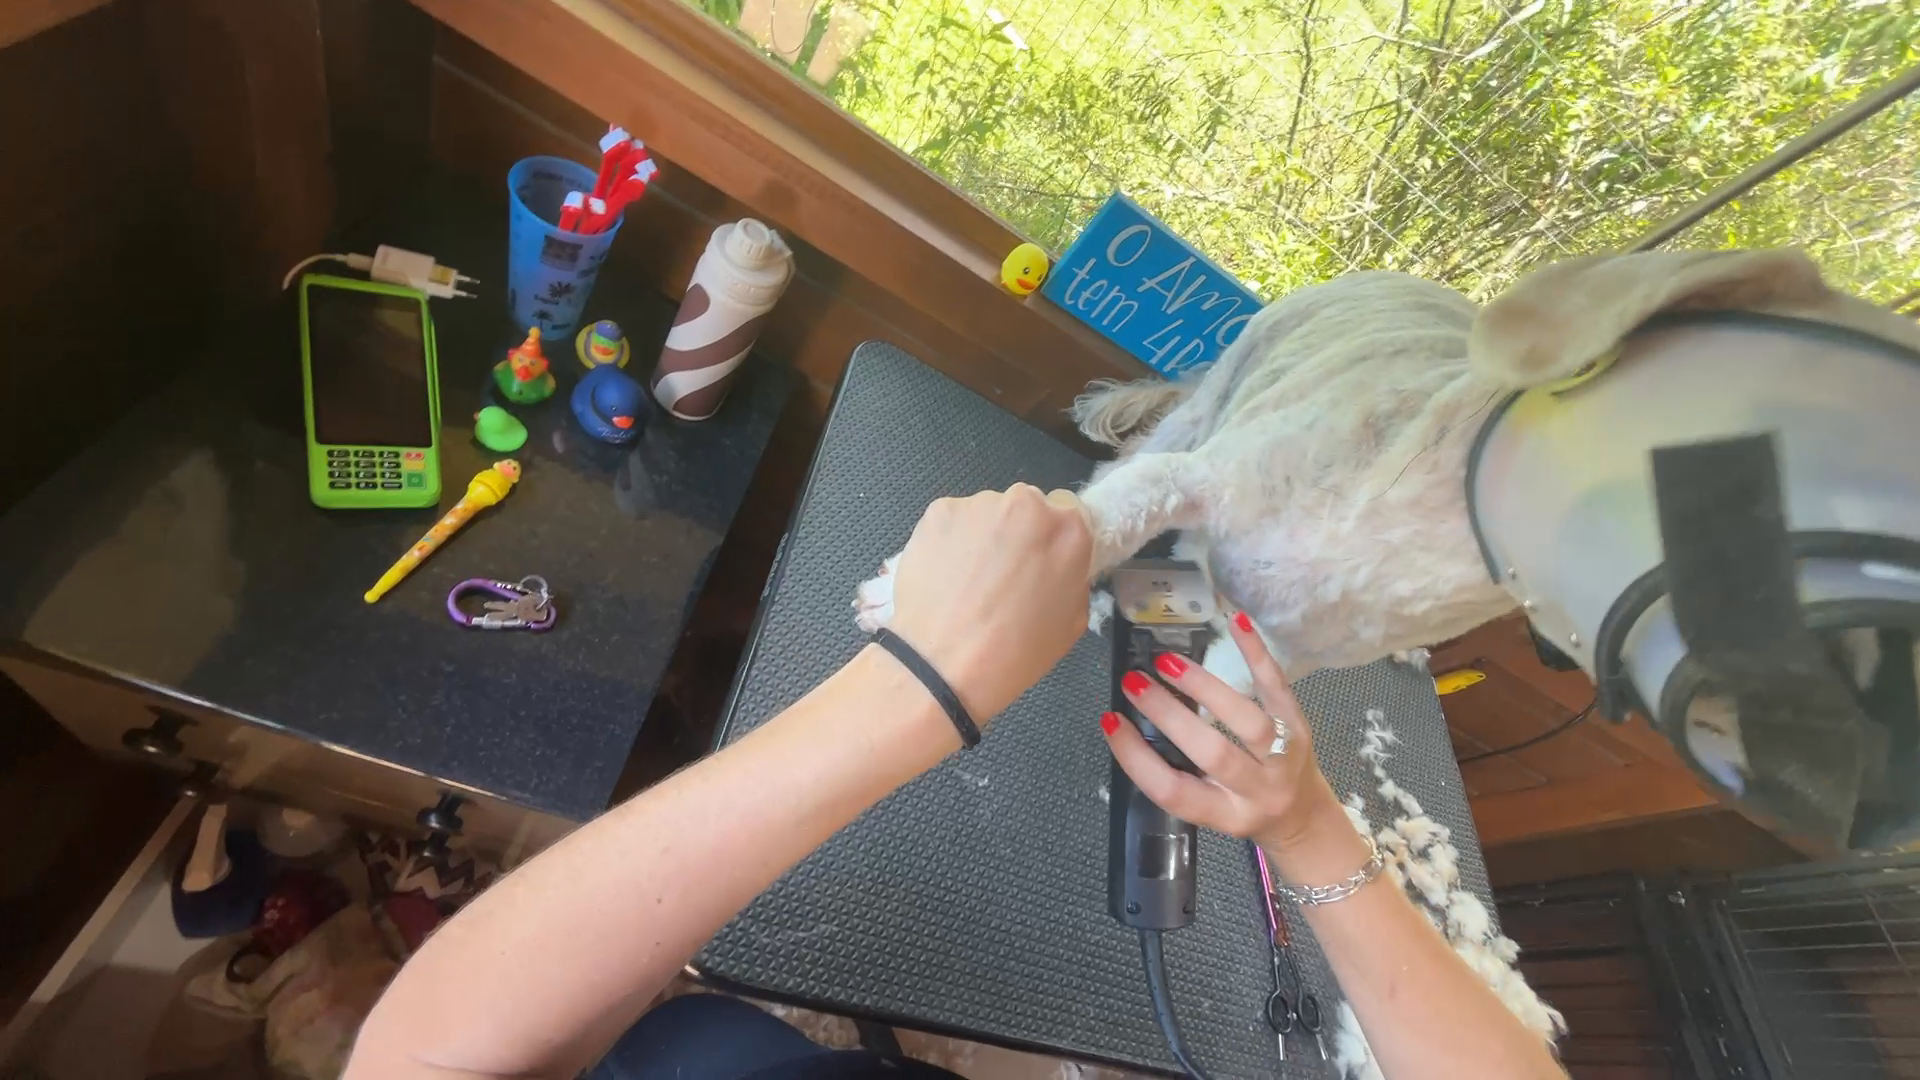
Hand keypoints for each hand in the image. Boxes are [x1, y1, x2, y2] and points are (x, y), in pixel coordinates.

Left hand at [887, 484, 1092, 723]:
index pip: (1070, 513)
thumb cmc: (1013, 652)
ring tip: (969, 581)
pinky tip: (946, 575)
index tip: (1041, 559)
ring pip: (987, 513)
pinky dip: (950, 541)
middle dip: (1018, 534)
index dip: (1053, 539)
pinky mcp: (940, 512)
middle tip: (1003, 575)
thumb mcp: (1072, 622)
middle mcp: (1027, 505)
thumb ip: (1073, 577)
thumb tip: (1060, 565)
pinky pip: (952, 521)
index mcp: (1069, 530)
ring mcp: (980, 505)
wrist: (944, 666)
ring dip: (983, 536)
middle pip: (1026, 508)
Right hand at [1101, 612, 1348, 854]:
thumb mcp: (1208, 806)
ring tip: (1167, 662)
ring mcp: (1285, 756)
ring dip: (1204, 687)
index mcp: (1226, 815)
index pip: (1175, 791)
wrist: (1304, 817)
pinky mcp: (1300, 725)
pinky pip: (1277, 687)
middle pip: (1213, 754)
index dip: (1137, 758)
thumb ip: (1175, 774)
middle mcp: (1258, 790)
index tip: (1110, 721)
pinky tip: (1235, 622)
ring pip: (1248, 721)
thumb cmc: (1240, 807)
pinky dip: (1256, 652)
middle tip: (1133, 681)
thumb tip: (1129, 721)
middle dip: (1169, 715)